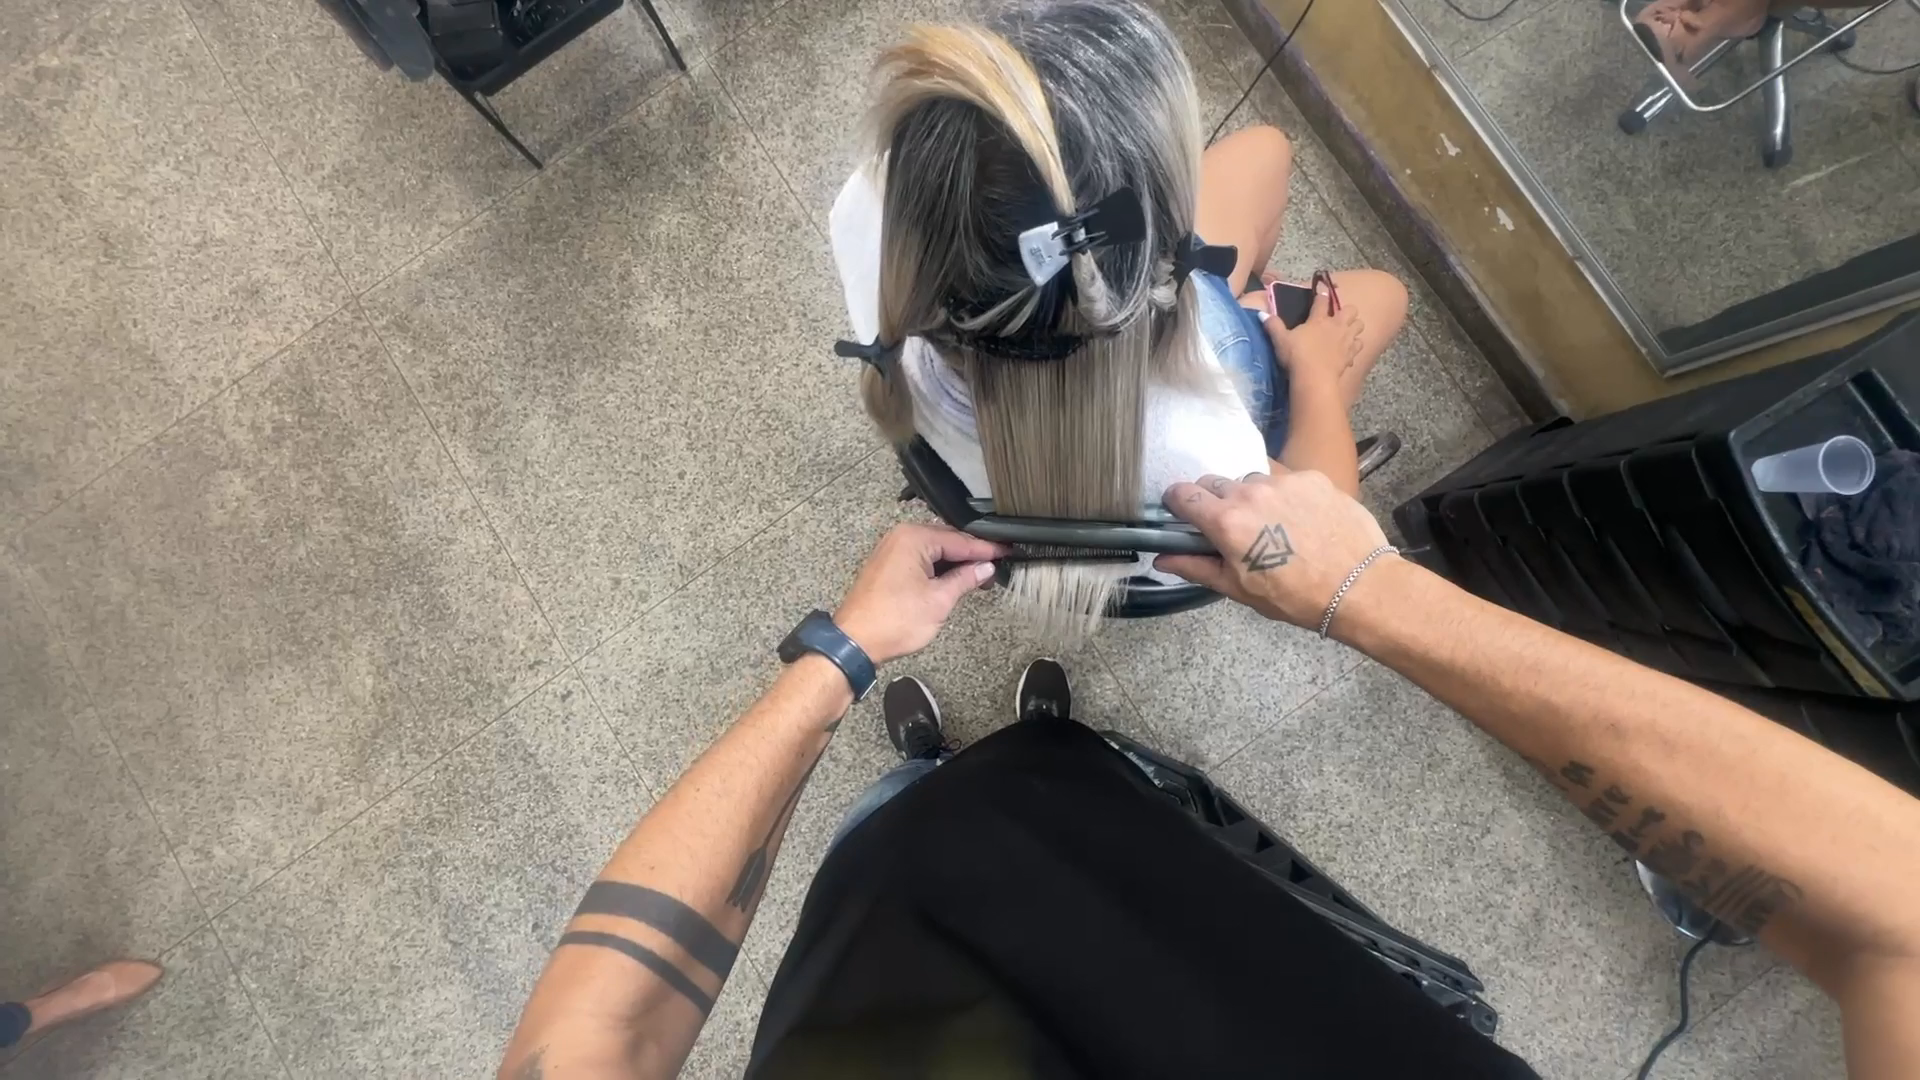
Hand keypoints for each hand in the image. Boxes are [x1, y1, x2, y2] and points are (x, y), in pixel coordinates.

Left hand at [834, 525, 1004, 664]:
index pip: (959, 540)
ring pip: (933, 551)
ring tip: (978, 577)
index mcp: (912, 538)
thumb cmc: (890, 621)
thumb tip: (984, 569)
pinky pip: (919, 559)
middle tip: (995, 566)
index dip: (984, 550)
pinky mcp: (887, 566)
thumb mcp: (939, 600)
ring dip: (954, 563)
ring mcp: (891, 551)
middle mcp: (899, 538)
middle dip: (970, 555)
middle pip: (946, 541)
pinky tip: (952, 580)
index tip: (1003, 553)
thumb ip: (965, 579)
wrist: (855, 642)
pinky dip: (937, 569)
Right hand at [1154, 467, 1394, 630]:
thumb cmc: (1294, 596)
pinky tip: (1298, 519)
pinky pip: (1283, 479)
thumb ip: (1195, 567)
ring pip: (1249, 480)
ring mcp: (1283, 482)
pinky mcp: (1312, 478)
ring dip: (1248, 496)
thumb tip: (1162, 558)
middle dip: (1212, 501)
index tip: (1181, 514)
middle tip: (1229, 527)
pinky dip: (1282, 495)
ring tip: (1268, 524)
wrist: (1360, 587)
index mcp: (1226, 521)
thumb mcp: (1237, 588)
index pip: (1183, 493)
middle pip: (1213, 482)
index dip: (1177, 503)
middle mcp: (1250, 493)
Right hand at [1254, 279, 1363, 391]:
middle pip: (1350, 309)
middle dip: (1346, 311)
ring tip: (1347, 331)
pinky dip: (1355, 346)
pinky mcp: (1351, 354)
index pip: (1321, 301)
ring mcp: (1346, 339)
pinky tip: (1348, 350)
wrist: (1314, 377)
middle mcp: (1336, 325)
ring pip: (1360, 324)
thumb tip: (1261, 314)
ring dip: (1355, 326)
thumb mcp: (1280, 340)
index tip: (1321, 293)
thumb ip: (1273, 326)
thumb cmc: (1296, 356)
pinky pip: (1359, 345)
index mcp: (1319, 319)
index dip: (1321, 295)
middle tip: (1338, 318)